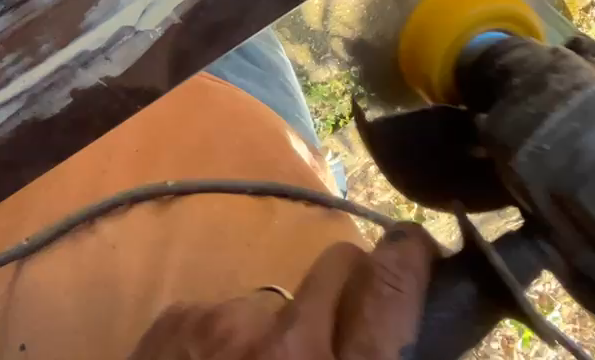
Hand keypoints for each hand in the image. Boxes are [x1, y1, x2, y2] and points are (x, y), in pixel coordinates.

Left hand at [126, 225, 434, 359]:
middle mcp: (285, 343)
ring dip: (275, 333)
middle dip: (349, 280)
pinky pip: (224, 316)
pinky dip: (225, 345)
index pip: (389, 294)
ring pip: (274, 301)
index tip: (415, 248)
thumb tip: (385, 346)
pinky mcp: (179, 315)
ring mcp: (225, 322)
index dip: (408, 260)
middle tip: (344, 317)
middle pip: (339, 264)